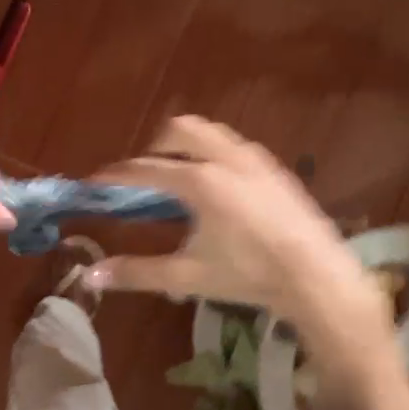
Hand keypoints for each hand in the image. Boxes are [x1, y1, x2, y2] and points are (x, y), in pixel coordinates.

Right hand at [88, 117, 384, 329]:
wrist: (318, 278)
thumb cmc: (249, 275)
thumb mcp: (187, 275)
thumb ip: (137, 272)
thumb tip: (90, 277)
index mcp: (199, 181)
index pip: (144, 169)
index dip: (114, 175)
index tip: (94, 182)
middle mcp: (225, 160)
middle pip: (179, 130)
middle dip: (155, 147)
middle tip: (144, 175)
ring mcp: (255, 161)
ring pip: (211, 132)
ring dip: (187, 145)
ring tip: (179, 174)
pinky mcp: (276, 170)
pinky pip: (235, 146)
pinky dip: (214, 154)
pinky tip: (218, 187)